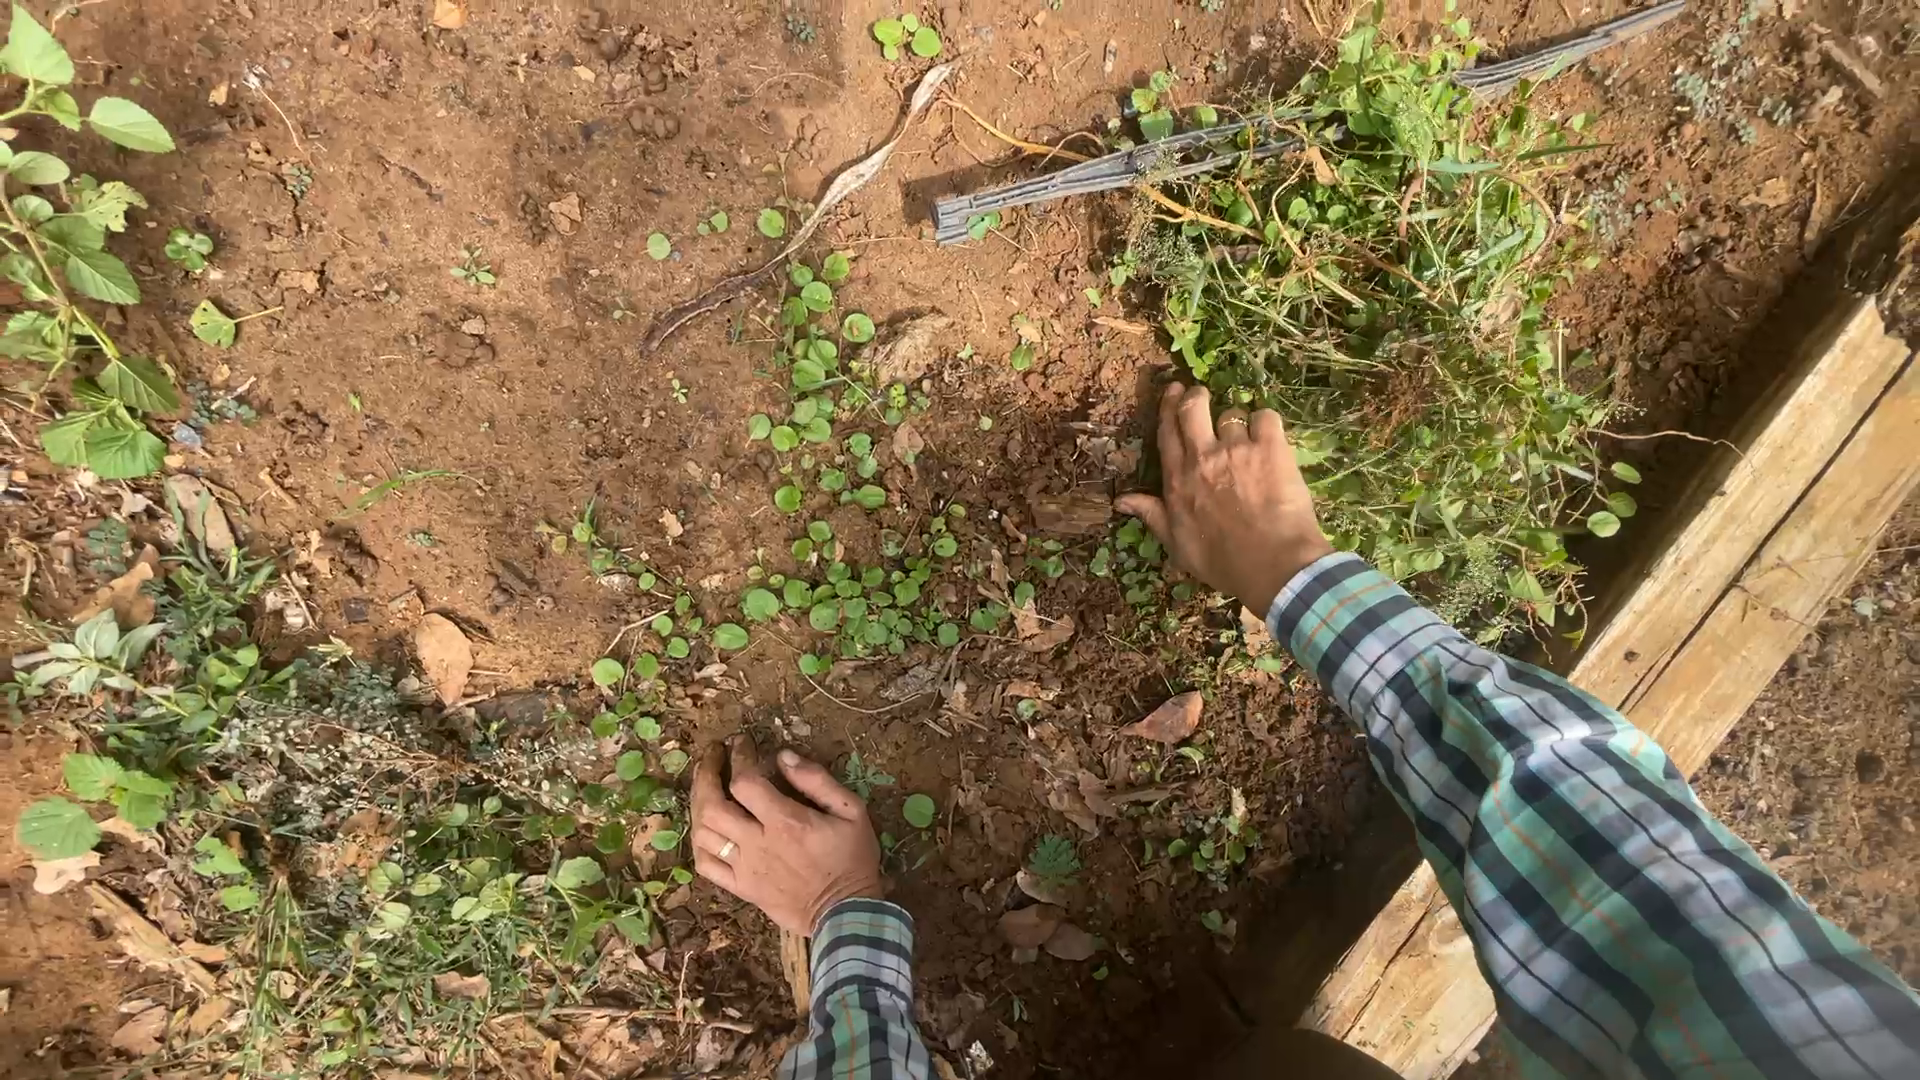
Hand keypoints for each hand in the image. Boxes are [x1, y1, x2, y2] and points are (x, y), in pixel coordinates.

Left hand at [689, 736, 883, 935]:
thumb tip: (785, 756)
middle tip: (712, 754)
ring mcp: (745, 869)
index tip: (742, 742)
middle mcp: (757, 843)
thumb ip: (818, 780)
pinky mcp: (741, 889)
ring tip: (706, 784)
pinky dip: (699, 841)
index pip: (746, 781)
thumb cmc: (852, 858)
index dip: (739, 756)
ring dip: (698, 804)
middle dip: (706, 773)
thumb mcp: (851, 810)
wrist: (846, 913)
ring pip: (703, 834)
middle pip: (712, 805)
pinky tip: (706, 825)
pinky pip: (706, 865)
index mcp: (785, 822)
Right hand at [1115, 383, 1333, 615]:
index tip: (1173, 391)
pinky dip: (1266, 424)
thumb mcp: (1176, 544)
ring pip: (1232, 414)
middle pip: (1193, 408)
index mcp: (1177, 479)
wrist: (1271, 564)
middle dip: (1195, 395)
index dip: (1168, 407)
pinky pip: (1266, 417)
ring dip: (1237, 422)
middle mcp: (1202, 457)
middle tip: (1201, 393)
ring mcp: (1237, 449)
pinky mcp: (1272, 448)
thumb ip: (1152, 515)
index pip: (1166, 433)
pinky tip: (1270, 438)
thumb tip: (1120, 500)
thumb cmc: (1221, 561)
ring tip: (1246, 436)